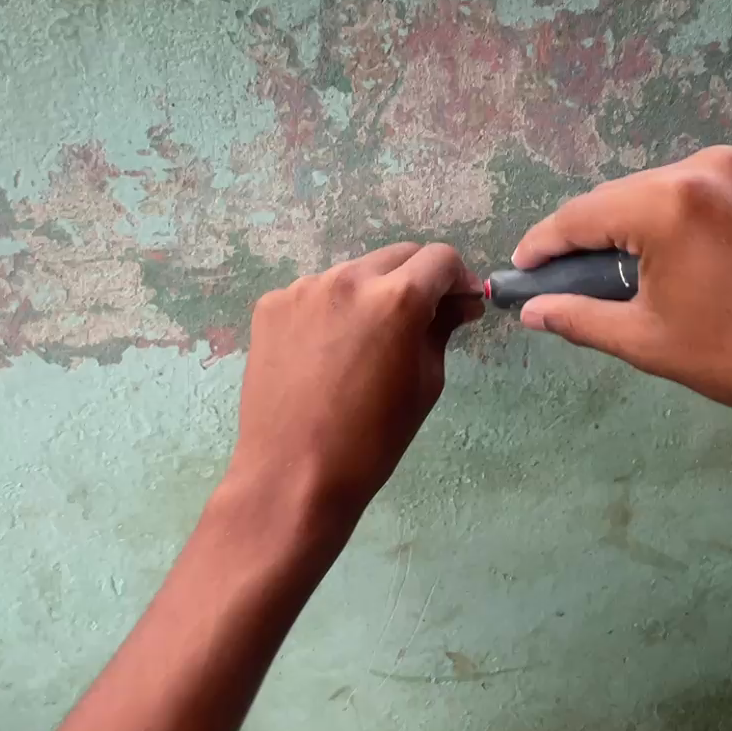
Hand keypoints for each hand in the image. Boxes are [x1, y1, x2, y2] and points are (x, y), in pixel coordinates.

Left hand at [230, 243, 482, 524]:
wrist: (293, 474)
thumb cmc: (372, 440)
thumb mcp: (425, 383)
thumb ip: (442, 328)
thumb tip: (460, 301)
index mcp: (396, 298)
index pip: (440, 258)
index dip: (457, 278)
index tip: (458, 304)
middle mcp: (349, 278)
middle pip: (397, 256)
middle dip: (417, 279)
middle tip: (418, 320)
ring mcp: (304, 288)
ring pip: (354, 273)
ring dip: (371, 293)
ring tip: (364, 342)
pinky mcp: (271, 304)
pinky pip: (315, 294)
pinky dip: (331, 310)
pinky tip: (325, 352)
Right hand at [514, 146, 731, 455]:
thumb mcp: (647, 342)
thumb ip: (579, 317)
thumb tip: (532, 311)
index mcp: (669, 201)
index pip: (580, 215)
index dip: (544, 244)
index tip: (522, 267)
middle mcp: (713, 165)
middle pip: (629, 196)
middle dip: (599, 234)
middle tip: (584, 276)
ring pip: (679, 189)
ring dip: (654, 222)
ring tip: (655, 270)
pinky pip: (729, 191)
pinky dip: (707, 217)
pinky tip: (715, 258)